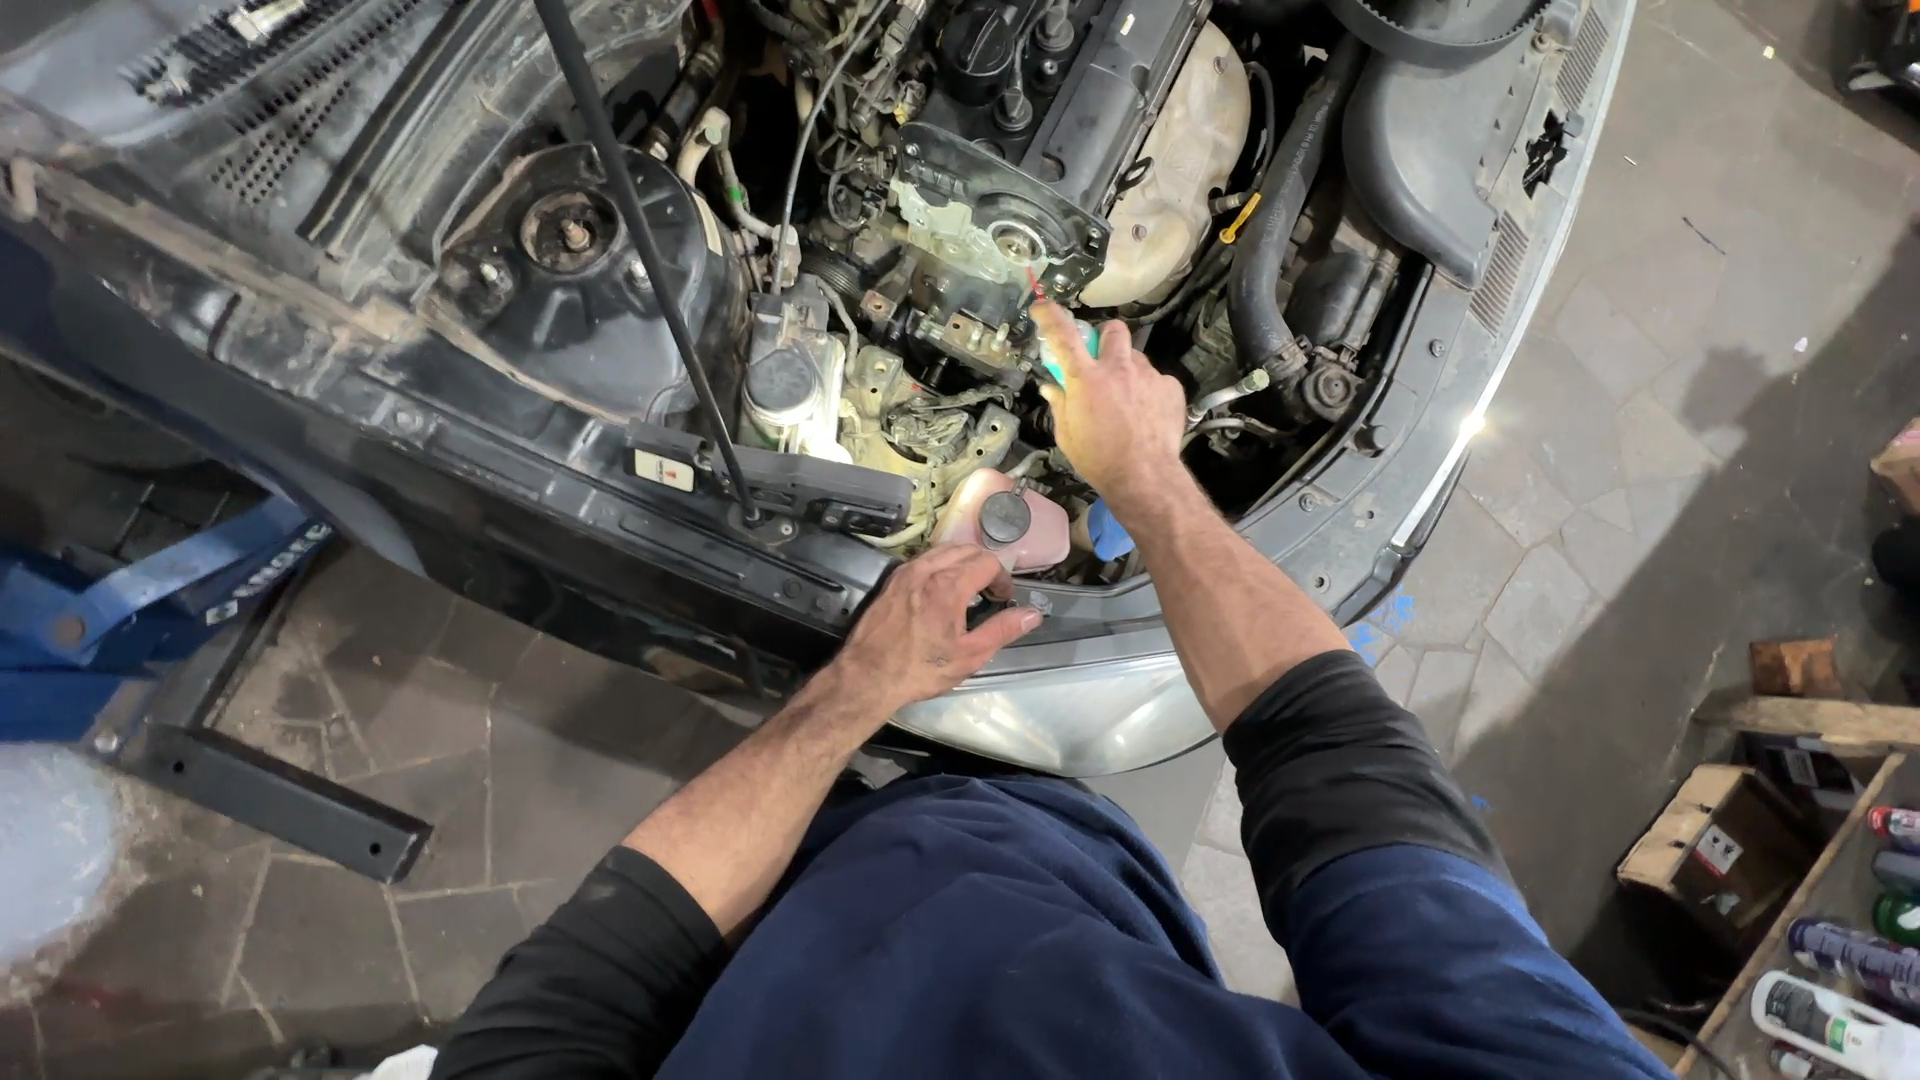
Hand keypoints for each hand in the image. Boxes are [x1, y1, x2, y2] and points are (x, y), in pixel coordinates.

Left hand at [815, 544, 1042, 722]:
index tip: (1002, 599)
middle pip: (967, 549)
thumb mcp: (969, 655)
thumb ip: (1003, 630)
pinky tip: (941, 589)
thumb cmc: (920, 669)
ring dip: (962, 562)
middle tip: (989, 592)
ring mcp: (906, 571)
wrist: (867, 676)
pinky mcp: (893, 579)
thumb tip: (1033, 614)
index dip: (1002, 578)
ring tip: (968, 589)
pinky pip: (924, 558)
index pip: (988, 562)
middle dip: (985, 566)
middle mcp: (927, 570)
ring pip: (944, 550)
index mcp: (948, 586)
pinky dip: (941, 565)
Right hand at [1032, 300, 1188, 510]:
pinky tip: (1145, 414)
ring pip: (1136, 357)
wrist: (1144, 476)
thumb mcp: (1067, 435)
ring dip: (1128, 369)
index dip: (1050, 317)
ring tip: (1126, 399)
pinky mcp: (1170, 387)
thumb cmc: (1099, 460)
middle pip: (1113, 329)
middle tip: (1101, 359)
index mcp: (1086, 380)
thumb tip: (1052, 387)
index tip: (1042, 308)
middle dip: (1105, 338)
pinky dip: (1148, 391)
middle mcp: (1117, 369)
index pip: (1062, 336)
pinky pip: (1157, 379)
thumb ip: (1060, 404)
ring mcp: (1147, 376)